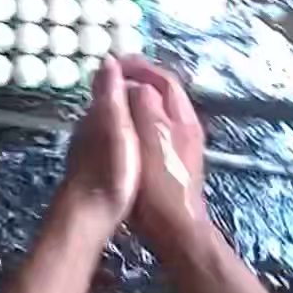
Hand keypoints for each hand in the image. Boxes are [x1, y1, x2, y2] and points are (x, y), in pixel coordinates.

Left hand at [56, 57, 141, 239]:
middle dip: (125, 92)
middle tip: (151, 91)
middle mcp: (87, 126)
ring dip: (122, 114)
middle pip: (107, 101)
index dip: (125, 74)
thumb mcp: (116, 128)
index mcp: (96, 114)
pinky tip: (130, 144)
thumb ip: (112, 95)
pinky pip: (107, 139)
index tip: (146, 70)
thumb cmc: (110, 170)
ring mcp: (86, 146)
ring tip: (146, 115)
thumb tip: (109, 59)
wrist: (88, 215)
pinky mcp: (90, 165)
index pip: (108, 84)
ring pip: (106, 121)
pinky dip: (120, 134)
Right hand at [120, 55, 208, 258]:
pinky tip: (117, 127)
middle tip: (107, 79)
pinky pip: (150, 126)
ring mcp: (179, 144)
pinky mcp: (169, 160)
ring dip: (132, 99)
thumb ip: (142, 104)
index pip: (162, 78)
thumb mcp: (148, 136)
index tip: (113, 64)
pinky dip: (133, 118)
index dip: (138, 67)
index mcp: (181, 117)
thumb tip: (131, 82)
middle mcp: (184, 125)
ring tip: (108, 99)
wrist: (174, 229)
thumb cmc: (159, 182)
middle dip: (135, 81)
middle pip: (160, 92)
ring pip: (154, 109)